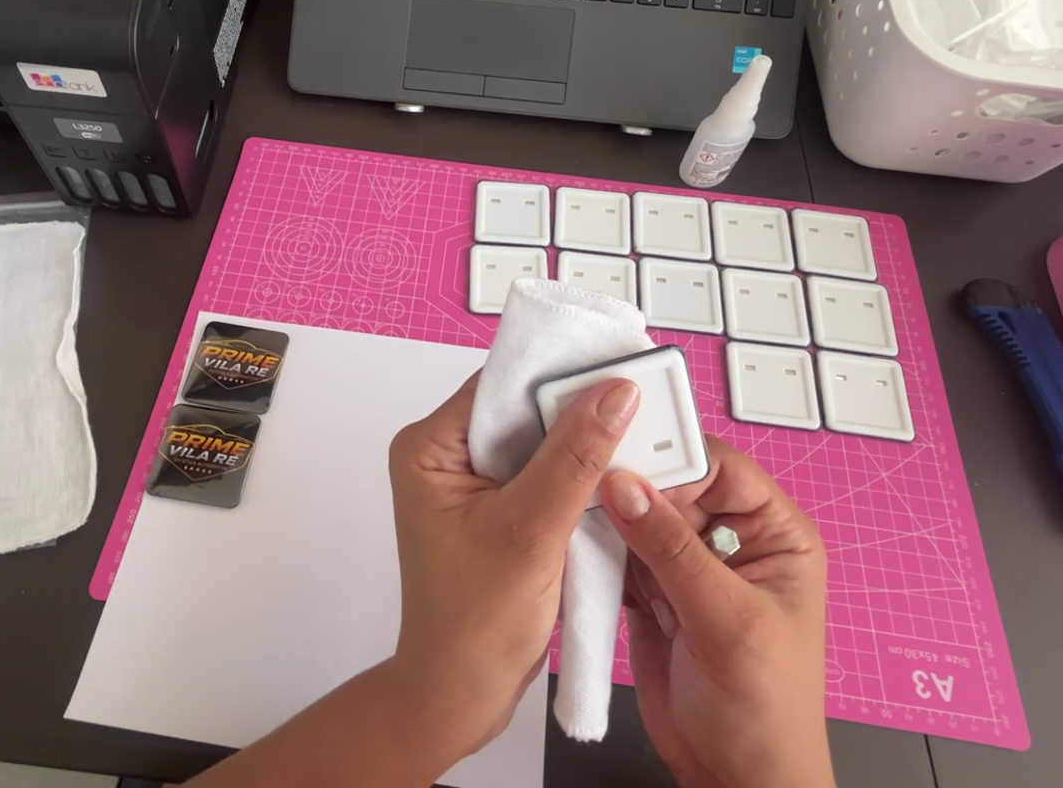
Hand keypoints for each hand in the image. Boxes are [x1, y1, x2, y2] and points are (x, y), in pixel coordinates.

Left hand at [385, 371, 639, 760]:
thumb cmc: (474, 623)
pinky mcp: (497, 504)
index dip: (556, 377)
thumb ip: (573, 459)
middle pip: (520, 410)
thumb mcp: (529, 531)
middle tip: (634, 401)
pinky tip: (611, 472)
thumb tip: (614, 395)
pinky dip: (576, 472)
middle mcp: (445, 454)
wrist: (461, 694)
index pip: (498, 387)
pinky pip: (541, 470)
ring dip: (580, 443)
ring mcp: (471, 480)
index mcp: (429, 447)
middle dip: (574, 410)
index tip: (612, 369)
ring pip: (536, 439)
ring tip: (633, 434)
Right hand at [603, 439, 833, 787]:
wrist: (731, 780)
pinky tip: (574, 539)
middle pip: (672, 485)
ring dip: (607, 513)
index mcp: (772, 533)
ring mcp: (685, 562)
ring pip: (638, 513)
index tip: (625, 456)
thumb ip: (673, 551)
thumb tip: (624, 486)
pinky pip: (617, 548)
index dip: (674, 459)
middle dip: (631, 483)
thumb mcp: (728, 624)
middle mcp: (727, 538)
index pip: (719, 467)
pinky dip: (595, 546)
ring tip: (571, 503)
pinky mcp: (650, 586)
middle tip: (585, 476)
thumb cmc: (766, 712)